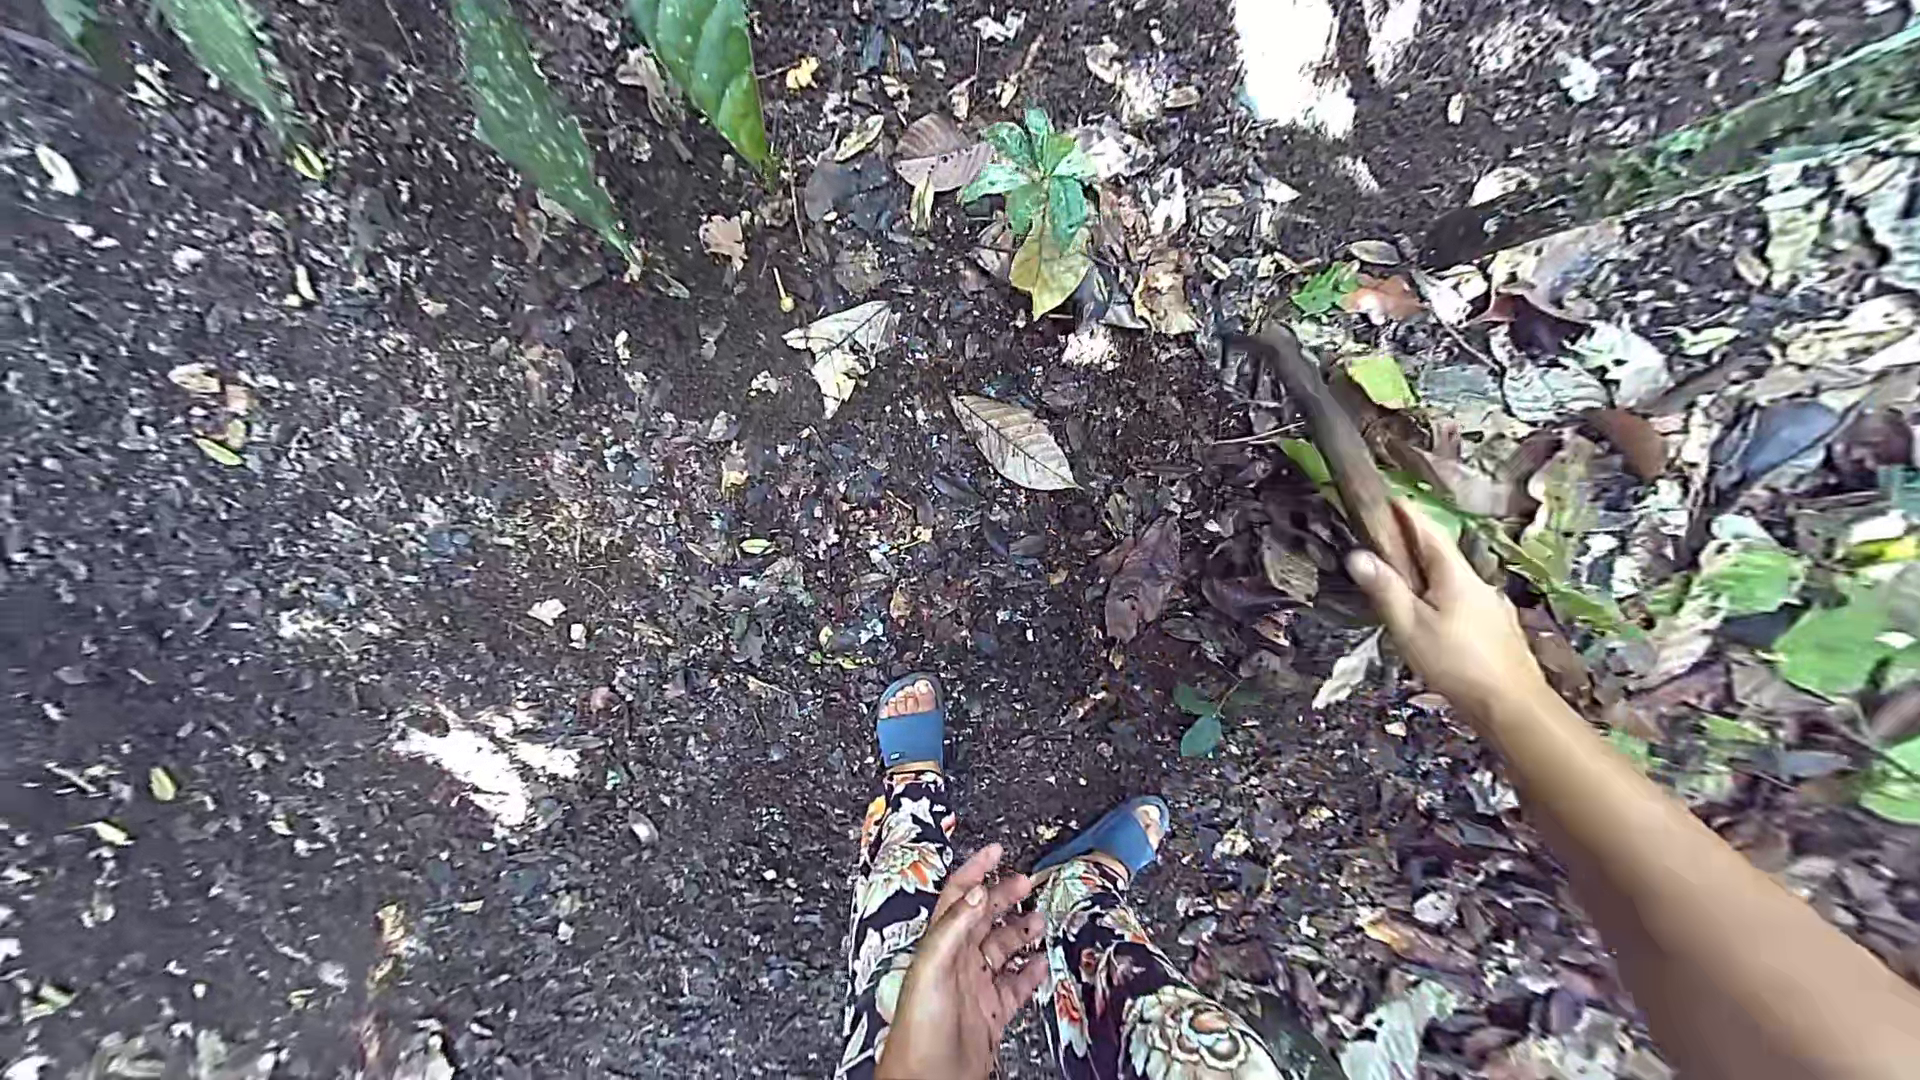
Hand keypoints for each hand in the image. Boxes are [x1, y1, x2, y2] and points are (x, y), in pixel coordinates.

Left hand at [875, 843, 1047, 1079]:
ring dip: (1021, 930)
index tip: (995, 851)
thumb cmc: (919, 1031)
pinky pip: (1014, 985)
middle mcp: (958, 960)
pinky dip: (1029, 972)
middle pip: (985, 916)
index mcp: (942, 943)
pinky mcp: (990, 1013)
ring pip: (1002, 947)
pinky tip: (1040, 964)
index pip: (960, 894)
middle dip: (1005, 894)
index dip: (977, 868)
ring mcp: (975, 986)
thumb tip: (976, 890)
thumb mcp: (932, 968)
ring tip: (1039, 920)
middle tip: (1026, 881)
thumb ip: (953, 927)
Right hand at [1345, 500, 1550, 718]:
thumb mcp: (1408, 625)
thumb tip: (1357, 554)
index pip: (1429, 534)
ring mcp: (1490, 606)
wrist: (1512, 706)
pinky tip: (1430, 610)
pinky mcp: (1495, 626)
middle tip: (1384, 536)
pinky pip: (1460, 597)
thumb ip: (1384, 588)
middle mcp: (1477, 584)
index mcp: (1455, 577)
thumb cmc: (1455, 662)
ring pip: (1451, 578)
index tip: (1389, 496)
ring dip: (1425, 569)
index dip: (1408, 514)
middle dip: (1413, 542)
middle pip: (1441, 554)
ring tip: (1400, 576)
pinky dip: (1439, 591)